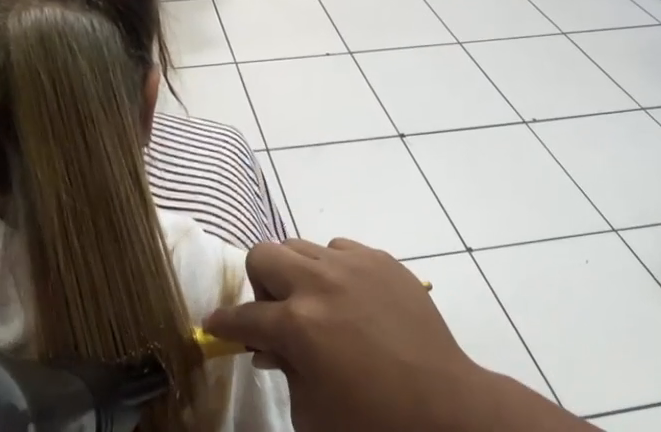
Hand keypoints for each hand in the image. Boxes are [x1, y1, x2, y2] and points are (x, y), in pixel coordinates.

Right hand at [204, 239, 588, 431]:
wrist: (446, 409)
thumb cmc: (372, 422)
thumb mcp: (312, 411)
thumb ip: (284, 370)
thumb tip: (269, 348)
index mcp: (297, 324)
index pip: (244, 316)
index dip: (224, 324)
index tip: (214, 326)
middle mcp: (320, 283)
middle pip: (265, 254)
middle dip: (259, 284)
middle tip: (276, 314)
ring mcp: (354, 265)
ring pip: (303, 246)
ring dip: (299, 274)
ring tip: (318, 306)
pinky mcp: (383, 260)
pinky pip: (342, 250)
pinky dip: (335, 270)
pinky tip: (351, 300)